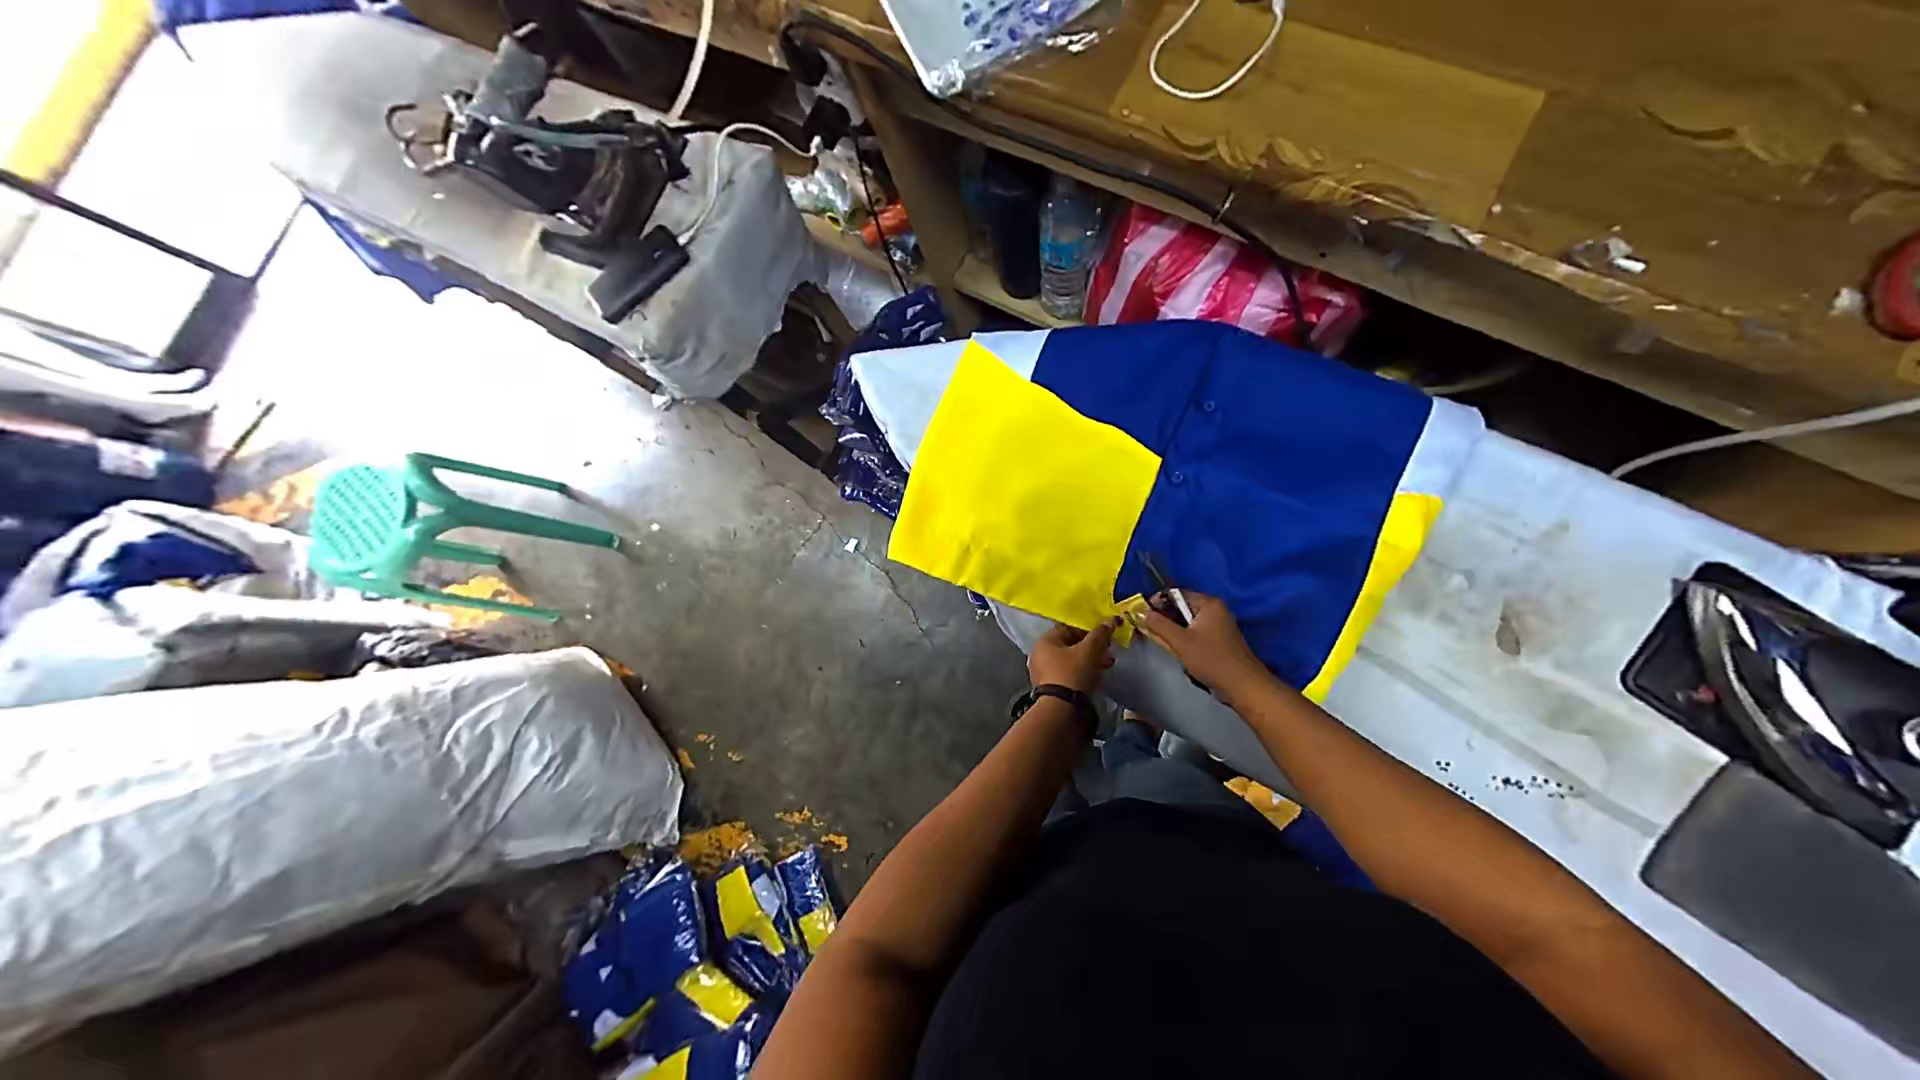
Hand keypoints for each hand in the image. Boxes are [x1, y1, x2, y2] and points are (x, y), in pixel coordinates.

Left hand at [1027, 619, 1117, 692]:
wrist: (1062, 710)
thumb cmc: (1073, 673)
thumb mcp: (1090, 651)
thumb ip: (1100, 634)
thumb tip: (1110, 620)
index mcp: (1045, 641)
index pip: (1069, 627)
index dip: (1089, 629)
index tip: (1104, 634)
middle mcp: (1041, 655)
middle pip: (1071, 644)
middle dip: (1093, 647)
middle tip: (1109, 651)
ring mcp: (1045, 672)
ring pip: (1072, 660)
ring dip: (1091, 660)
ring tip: (1107, 664)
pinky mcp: (1052, 688)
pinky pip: (1070, 674)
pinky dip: (1084, 673)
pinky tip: (1097, 677)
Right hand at [1132, 592, 1273, 701]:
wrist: (1242, 685)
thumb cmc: (1211, 659)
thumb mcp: (1180, 641)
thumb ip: (1158, 624)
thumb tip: (1141, 612)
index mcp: (1209, 603)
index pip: (1177, 593)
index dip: (1158, 602)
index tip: (1144, 613)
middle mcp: (1216, 609)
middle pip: (1182, 606)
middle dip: (1165, 618)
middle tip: (1150, 628)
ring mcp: (1220, 624)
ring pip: (1188, 621)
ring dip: (1174, 630)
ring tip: (1164, 641)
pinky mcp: (1220, 638)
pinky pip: (1197, 631)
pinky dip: (1185, 637)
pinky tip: (1180, 650)